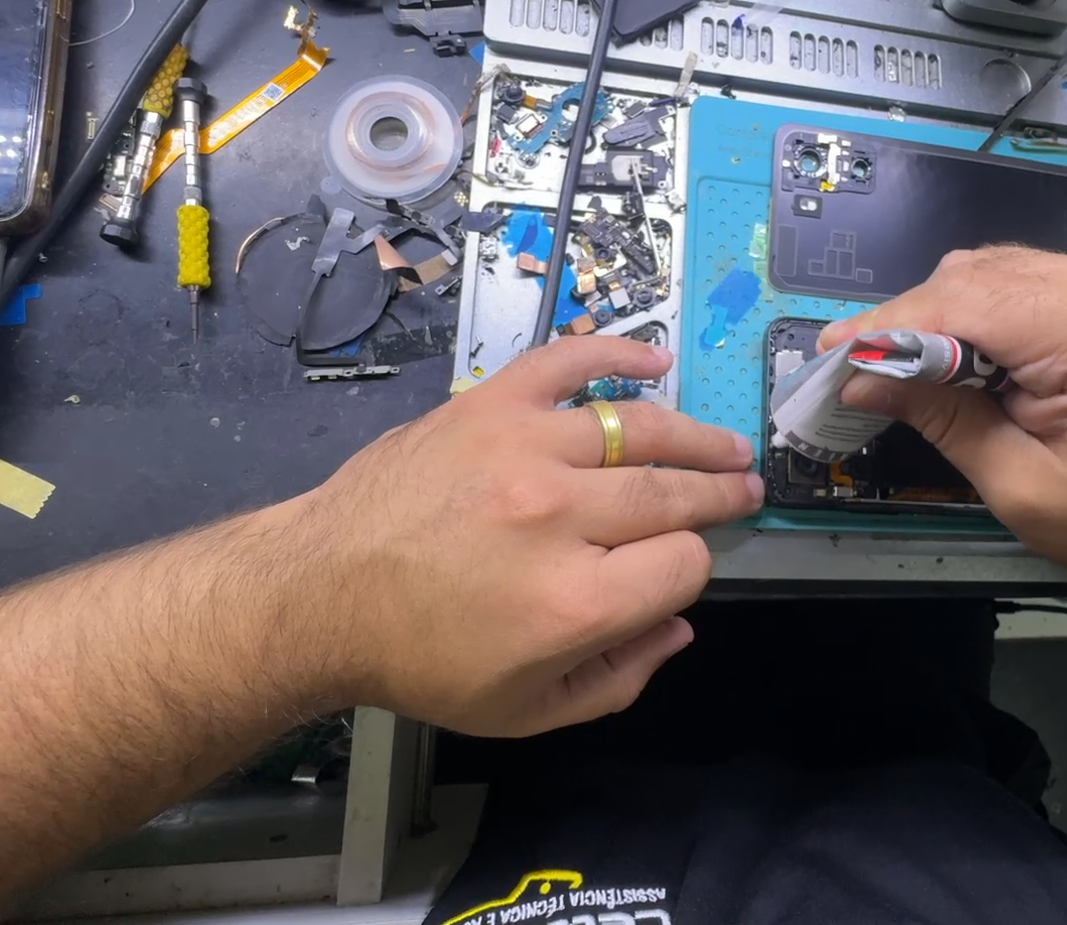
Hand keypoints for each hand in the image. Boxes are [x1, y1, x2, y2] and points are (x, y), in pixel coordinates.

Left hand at [295, 337, 761, 736]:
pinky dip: (619, 354)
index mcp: (573, 603)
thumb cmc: (423, 659)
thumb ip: (620, 679)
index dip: (694, 566)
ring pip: (641, 429)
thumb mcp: (526, 712)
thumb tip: (682, 623)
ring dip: (697, 437)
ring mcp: (524, 449)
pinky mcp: (491, 405)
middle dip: (721, 492)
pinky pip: (569, 362)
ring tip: (728, 445)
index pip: (683, 565)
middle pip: (673, 493)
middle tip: (746, 488)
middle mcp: (558, 518)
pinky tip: (658, 361)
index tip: (678, 565)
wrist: (321, 591)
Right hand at [819, 248, 1066, 607]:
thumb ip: (940, 419)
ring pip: (994, 269)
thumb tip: (861, 379)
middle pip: (977, 276)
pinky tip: (959, 347)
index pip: (969, 304)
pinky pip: (1023, 277)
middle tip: (859, 365)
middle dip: (909, 321)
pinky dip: (978, 309)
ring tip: (904, 361)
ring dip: (940, 313)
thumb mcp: (1020, 487)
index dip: (890, 324)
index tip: (834, 352)